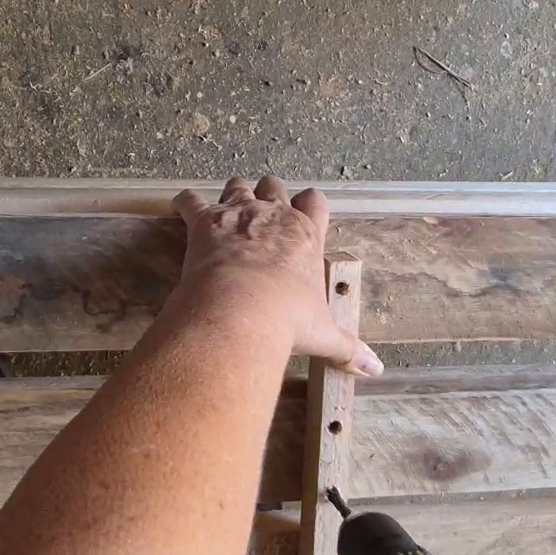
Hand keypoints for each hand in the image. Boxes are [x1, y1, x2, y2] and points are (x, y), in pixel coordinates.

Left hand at [171, 177, 382, 375]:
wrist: (242, 309)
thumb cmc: (288, 319)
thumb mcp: (324, 334)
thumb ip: (348, 348)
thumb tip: (374, 369)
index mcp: (307, 234)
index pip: (317, 201)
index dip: (310, 204)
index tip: (304, 211)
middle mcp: (273, 215)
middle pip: (274, 185)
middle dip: (268, 193)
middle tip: (262, 209)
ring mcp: (237, 213)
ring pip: (236, 185)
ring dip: (232, 193)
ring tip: (226, 207)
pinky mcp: (204, 221)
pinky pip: (190, 200)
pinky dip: (185, 202)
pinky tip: (180, 206)